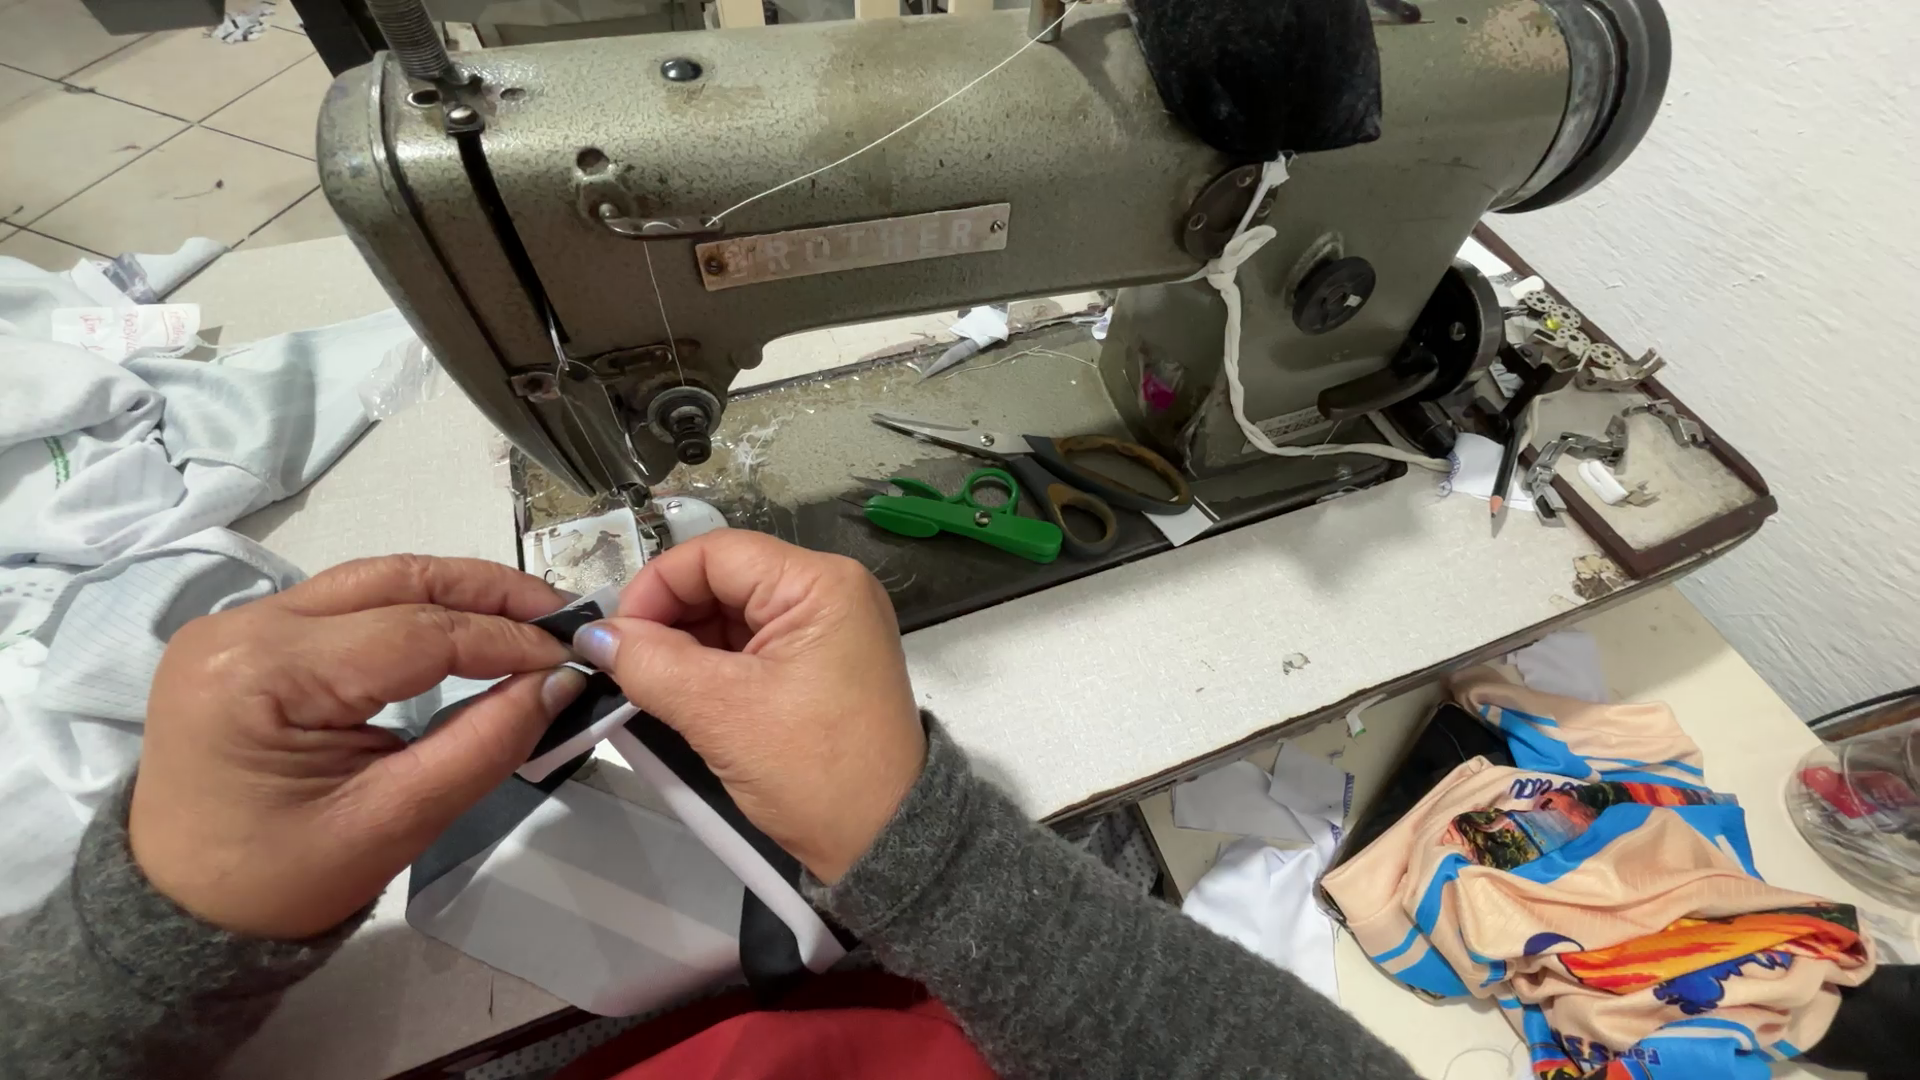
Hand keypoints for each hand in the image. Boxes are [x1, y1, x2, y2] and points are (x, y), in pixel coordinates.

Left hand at [130, 556, 586, 939]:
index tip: (576, 657)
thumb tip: (565, 680)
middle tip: (568, 616)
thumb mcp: (402, 818)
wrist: (181, 912)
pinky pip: (367, 598)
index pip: (420, 633)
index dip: (510, 640)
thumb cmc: (284, 877)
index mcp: (263, 676)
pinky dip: (434, 605)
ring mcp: (246, 623)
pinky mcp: (262, 633)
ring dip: (471, 592)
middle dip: (497, 593)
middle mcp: (246, 628)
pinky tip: (478, 625)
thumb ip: (491, 740)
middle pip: (403, 580)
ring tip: (536, 616)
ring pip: (388, 577)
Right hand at [571, 531, 924, 882]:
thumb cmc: (814, 769)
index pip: (718, 553)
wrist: (882, 836)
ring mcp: (827, 628)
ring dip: (685, 647)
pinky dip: (711, 667)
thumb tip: (597, 634)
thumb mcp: (723, 712)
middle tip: (621, 664)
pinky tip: (677, 693)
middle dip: (668, 619)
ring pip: (733, 615)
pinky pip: (751, 647)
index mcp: (821, 583)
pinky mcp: (818, 662)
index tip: (615, 634)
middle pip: (725, 581)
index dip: (657, 585)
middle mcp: (829, 592)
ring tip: (644, 684)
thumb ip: (651, 663)